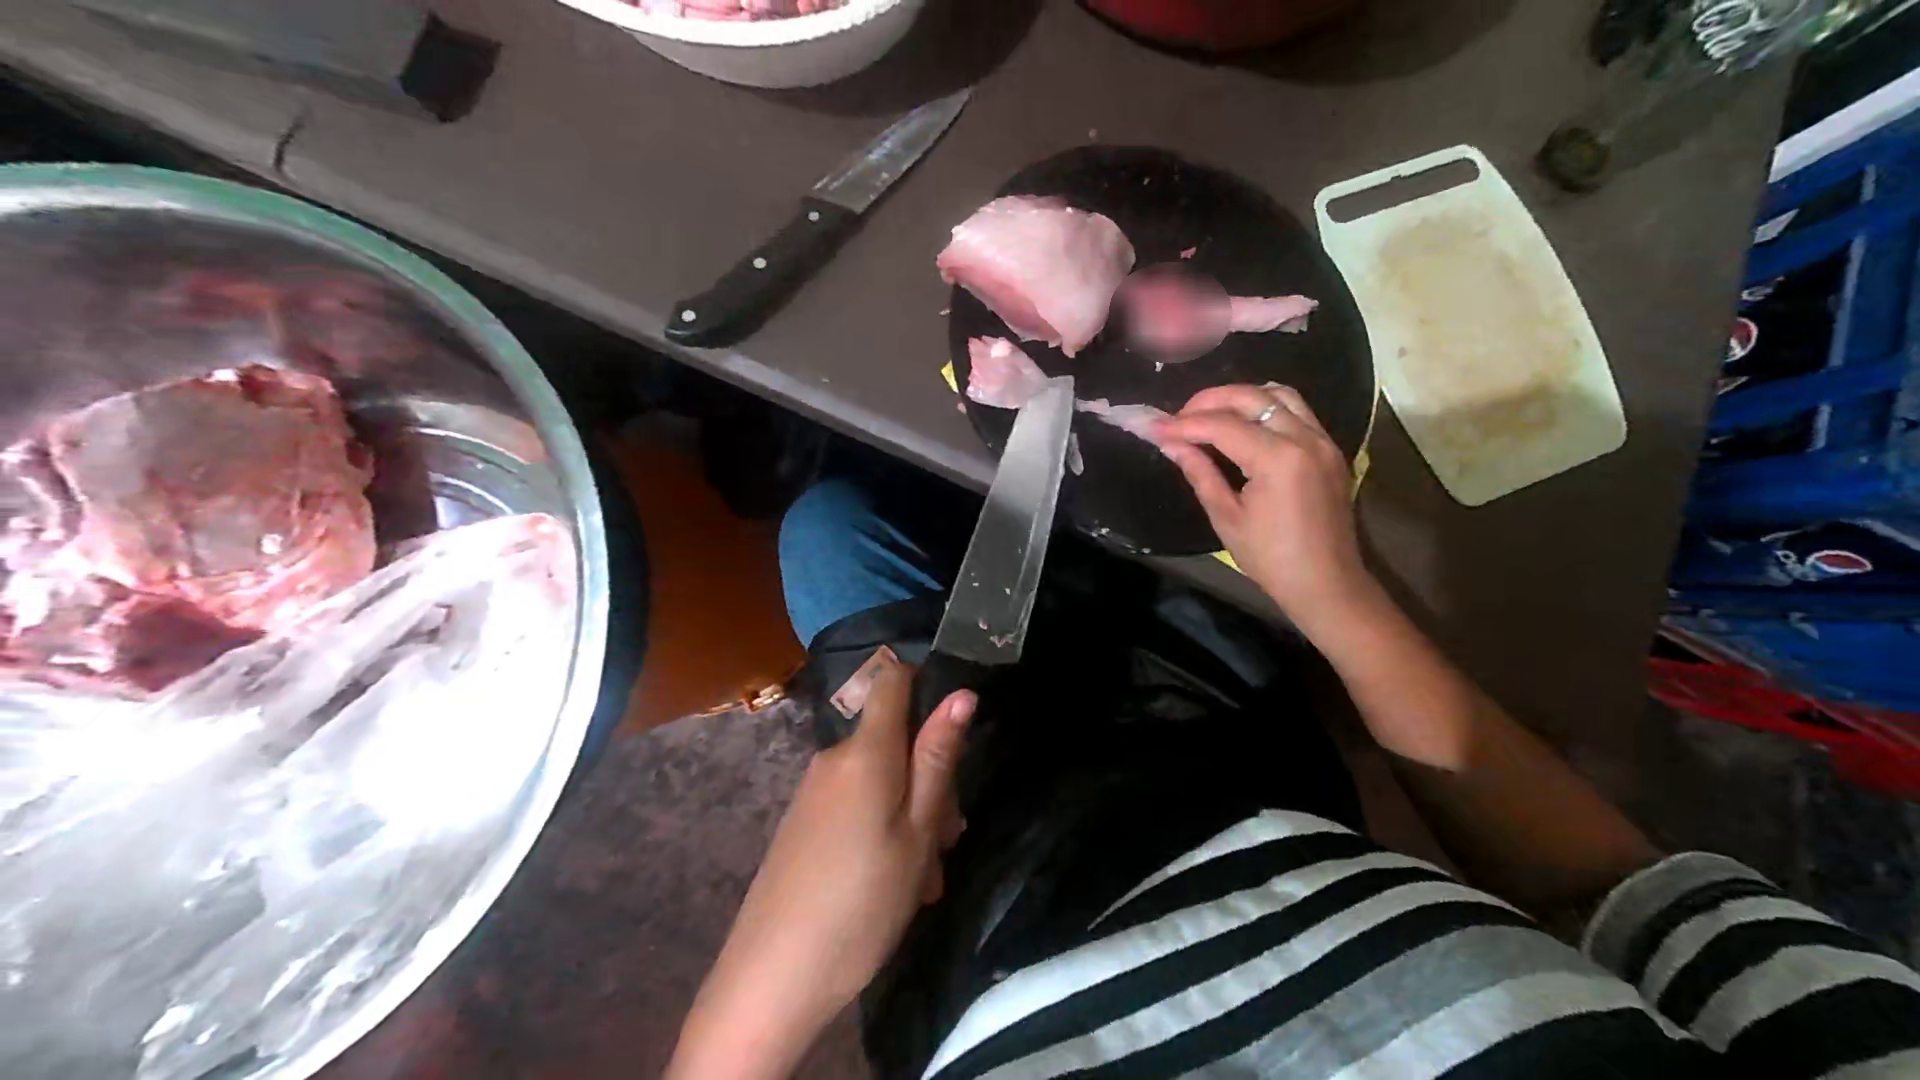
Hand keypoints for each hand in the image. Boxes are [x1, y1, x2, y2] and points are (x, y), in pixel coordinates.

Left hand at [667, 655, 974, 1079]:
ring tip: (921, 878)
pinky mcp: (803, 822)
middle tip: (948, 840)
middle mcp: (834, 758)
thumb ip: (937, 759)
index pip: (893, 679)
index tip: (954, 732)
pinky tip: (890, 884)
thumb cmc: (862, 902)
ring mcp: (814, 791)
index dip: (927, 685)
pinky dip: (881, 829)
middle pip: (894, 739)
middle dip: (930, 776)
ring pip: (880, 779)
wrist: (770, 979)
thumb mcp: (917, 832)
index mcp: (865, 751)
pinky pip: (855, 804)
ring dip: (910, 814)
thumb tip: (961, 693)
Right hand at [1157, 384, 1374, 627]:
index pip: (1222, 425)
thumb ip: (1200, 473)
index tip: (1155, 428)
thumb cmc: (1270, 558)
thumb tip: (1171, 445)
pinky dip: (1266, 407)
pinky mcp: (1329, 448)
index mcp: (1277, 460)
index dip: (1184, 424)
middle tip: (1178, 417)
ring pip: (1278, 394)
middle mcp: (1304, 439)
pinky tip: (1243, 424)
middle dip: (1209, 401)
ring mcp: (1322, 440)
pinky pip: (1297, 410)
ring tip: (1210, 415)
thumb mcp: (1226, 517)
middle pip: (1251, 397)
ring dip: (1241, 398)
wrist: (1326, 583)